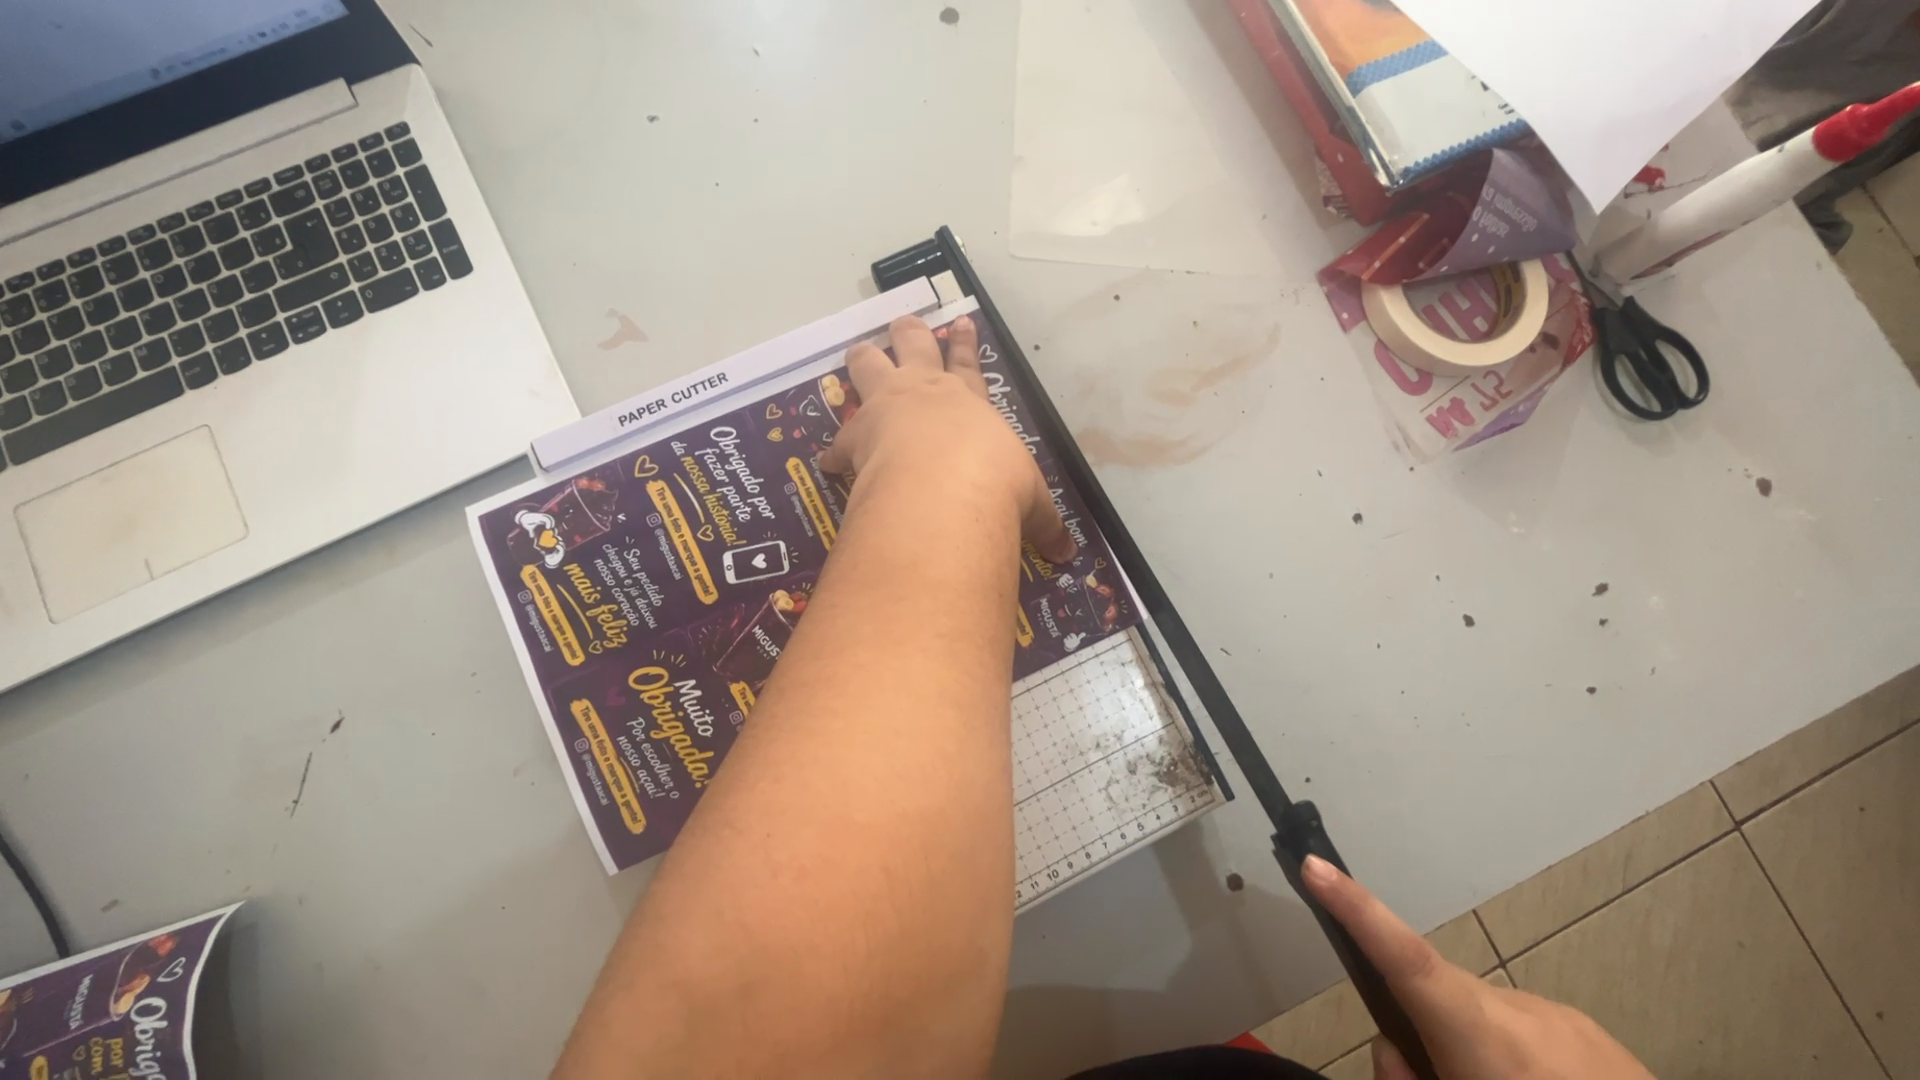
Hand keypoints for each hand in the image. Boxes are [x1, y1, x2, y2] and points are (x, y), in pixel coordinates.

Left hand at [819, 314, 1075, 562]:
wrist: (947, 485)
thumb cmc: (996, 483)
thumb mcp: (1030, 502)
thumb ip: (1043, 524)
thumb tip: (1066, 553)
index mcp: (970, 403)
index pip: (970, 368)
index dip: (967, 347)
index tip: (963, 324)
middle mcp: (929, 393)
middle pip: (915, 348)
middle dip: (910, 334)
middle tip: (902, 322)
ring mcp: (889, 405)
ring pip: (870, 366)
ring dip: (864, 359)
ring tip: (857, 351)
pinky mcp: (859, 433)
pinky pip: (840, 437)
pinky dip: (835, 451)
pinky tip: (827, 461)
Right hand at [1301, 856, 1655, 1079]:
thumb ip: (1405, 1078)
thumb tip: (1393, 1045)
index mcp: (1478, 1034)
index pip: (1402, 955)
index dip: (1355, 907)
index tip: (1314, 864)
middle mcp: (1519, 1010)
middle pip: (1440, 996)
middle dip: (1428, 1028)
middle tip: (1438, 1078)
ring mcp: (1566, 1020)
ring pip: (1488, 1018)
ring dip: (1482, 1051)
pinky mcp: (1605, 1040)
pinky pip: (1537, 1036)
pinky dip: (1527, 1062)